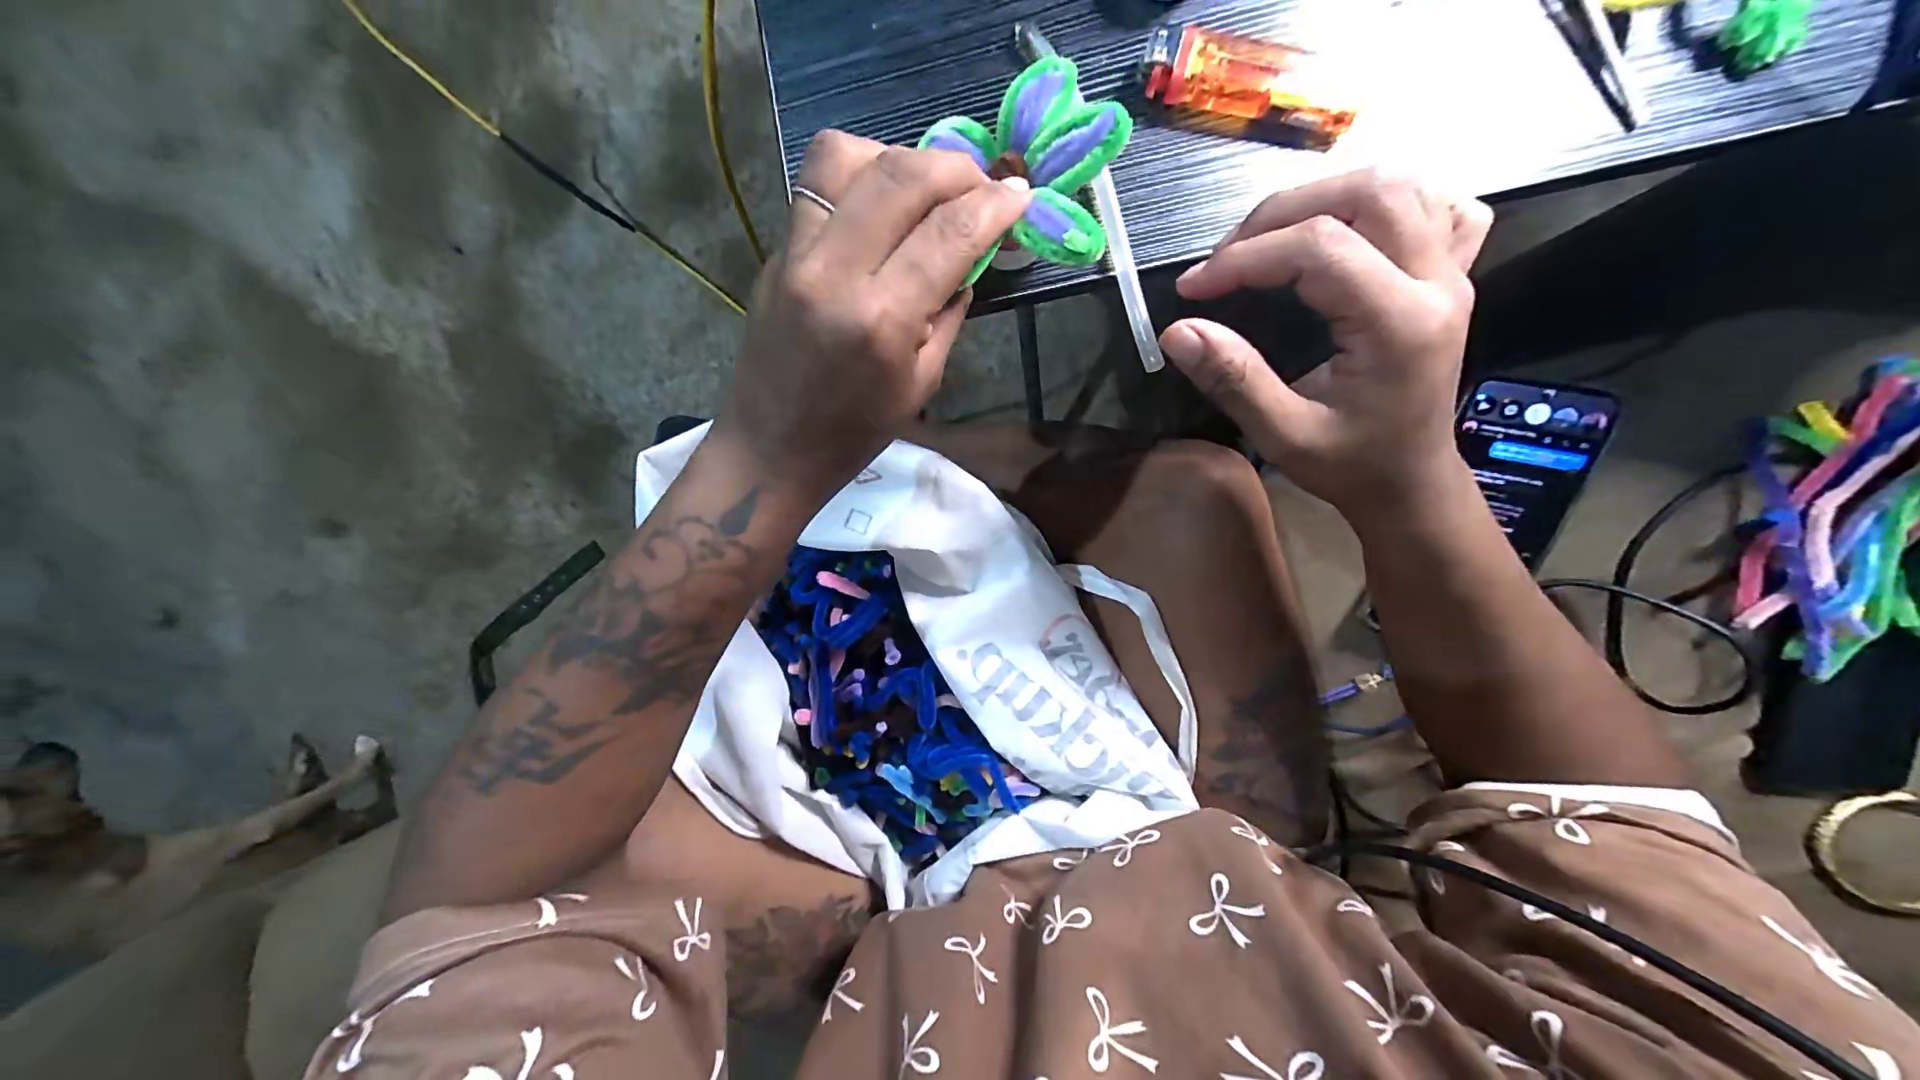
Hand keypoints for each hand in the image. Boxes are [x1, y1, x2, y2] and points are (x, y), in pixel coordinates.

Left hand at [716, 130, 1031, 491]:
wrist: (772, 449)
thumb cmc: (856, 433)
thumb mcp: (922, 382)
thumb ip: (949, 312)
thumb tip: (970, 255)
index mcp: (881, 320)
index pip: (949, 234)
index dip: (994, 206)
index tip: (1020, 196)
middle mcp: (834, 272)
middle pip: (900, 176)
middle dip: (955, 167)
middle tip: (981, 184)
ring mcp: (796, 255)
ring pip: (845, 156)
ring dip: (898, 157)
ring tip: (925, 187)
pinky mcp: (776, 251)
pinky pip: (817, 184)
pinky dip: (860, 175)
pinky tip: (881, 204)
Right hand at [1158, 169, 1491, 518]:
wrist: (1410, 481)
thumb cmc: (1351, 465)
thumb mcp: (1283, 435)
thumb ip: (1234, 380)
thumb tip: (1177, 332)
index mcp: (1399, 324)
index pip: (1320, 248)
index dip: (1245, 258)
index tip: (1193, 287)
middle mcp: (1437, 283)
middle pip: (1367, 193)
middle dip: (1280, 214)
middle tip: (1229, 257)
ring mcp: (1452, 273)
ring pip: (1400, 186)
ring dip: (1324, 197)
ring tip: (1270, 239)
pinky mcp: (1452, 274)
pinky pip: (1436, 206)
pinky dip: (1384, 203)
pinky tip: (1348, 228)